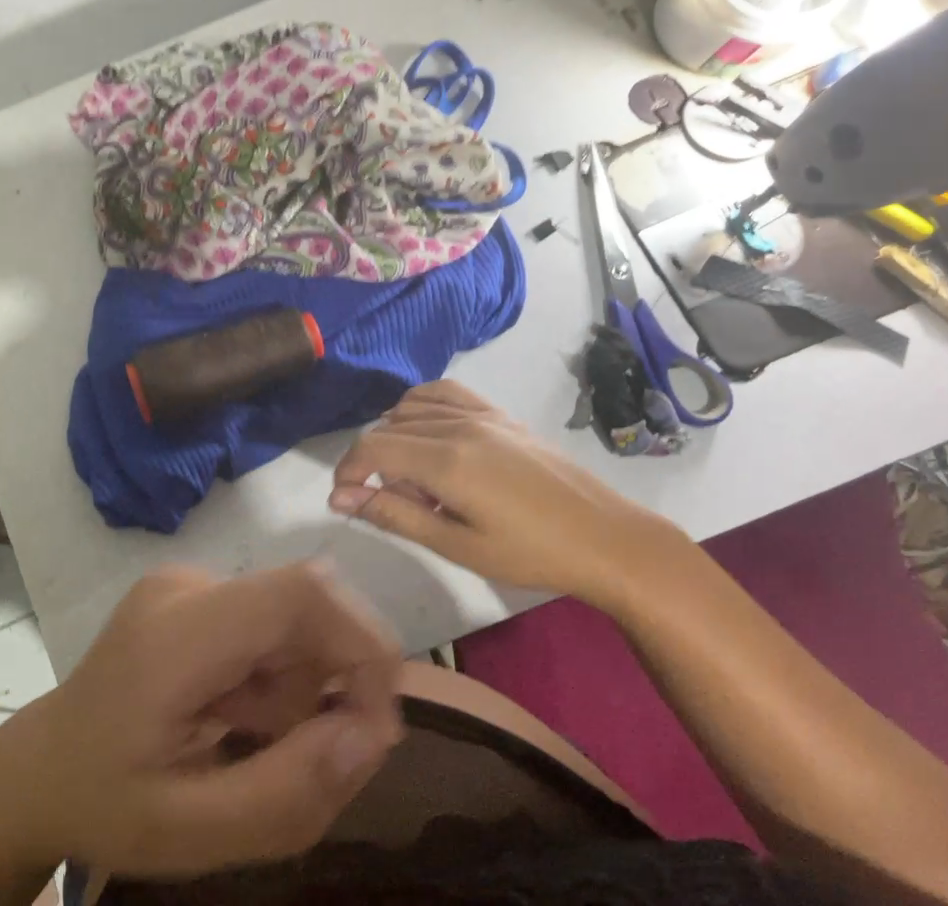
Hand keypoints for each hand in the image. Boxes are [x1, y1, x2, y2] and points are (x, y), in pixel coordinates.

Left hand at [0, 562, 403, 877]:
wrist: (43, 770)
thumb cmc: (108, 803)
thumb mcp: (195, 829)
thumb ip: (289, 789)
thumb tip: (374, 732)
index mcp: (176, 636)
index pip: (299, 593)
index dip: (361, 645)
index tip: (373, 726)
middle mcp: (183, 589)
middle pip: (304, 610)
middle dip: (325, 685)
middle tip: (294, 755)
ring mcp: (184, 587)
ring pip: (291, 622)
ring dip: (295, 690)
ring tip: (243, 738)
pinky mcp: (190, 598)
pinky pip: (267, 627)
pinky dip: (273, 679)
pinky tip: (230, 715)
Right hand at [329, 380, 695, 609]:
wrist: (607, 539)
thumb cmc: (530, 553)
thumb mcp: (456, 545)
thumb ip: (395, 515)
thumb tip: (339, 497)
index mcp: (447, 461)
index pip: (372, 448)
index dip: (347, 471)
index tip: (346, 500)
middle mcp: (459, 427)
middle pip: (387, 429)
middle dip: (373, 465)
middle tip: (397, 505)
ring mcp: (482, 416)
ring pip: (410, 409)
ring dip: (395, 439)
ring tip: (416, 479)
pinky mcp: (501, 416)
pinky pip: (445, 394)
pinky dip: (421, 407)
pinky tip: (428, 434)